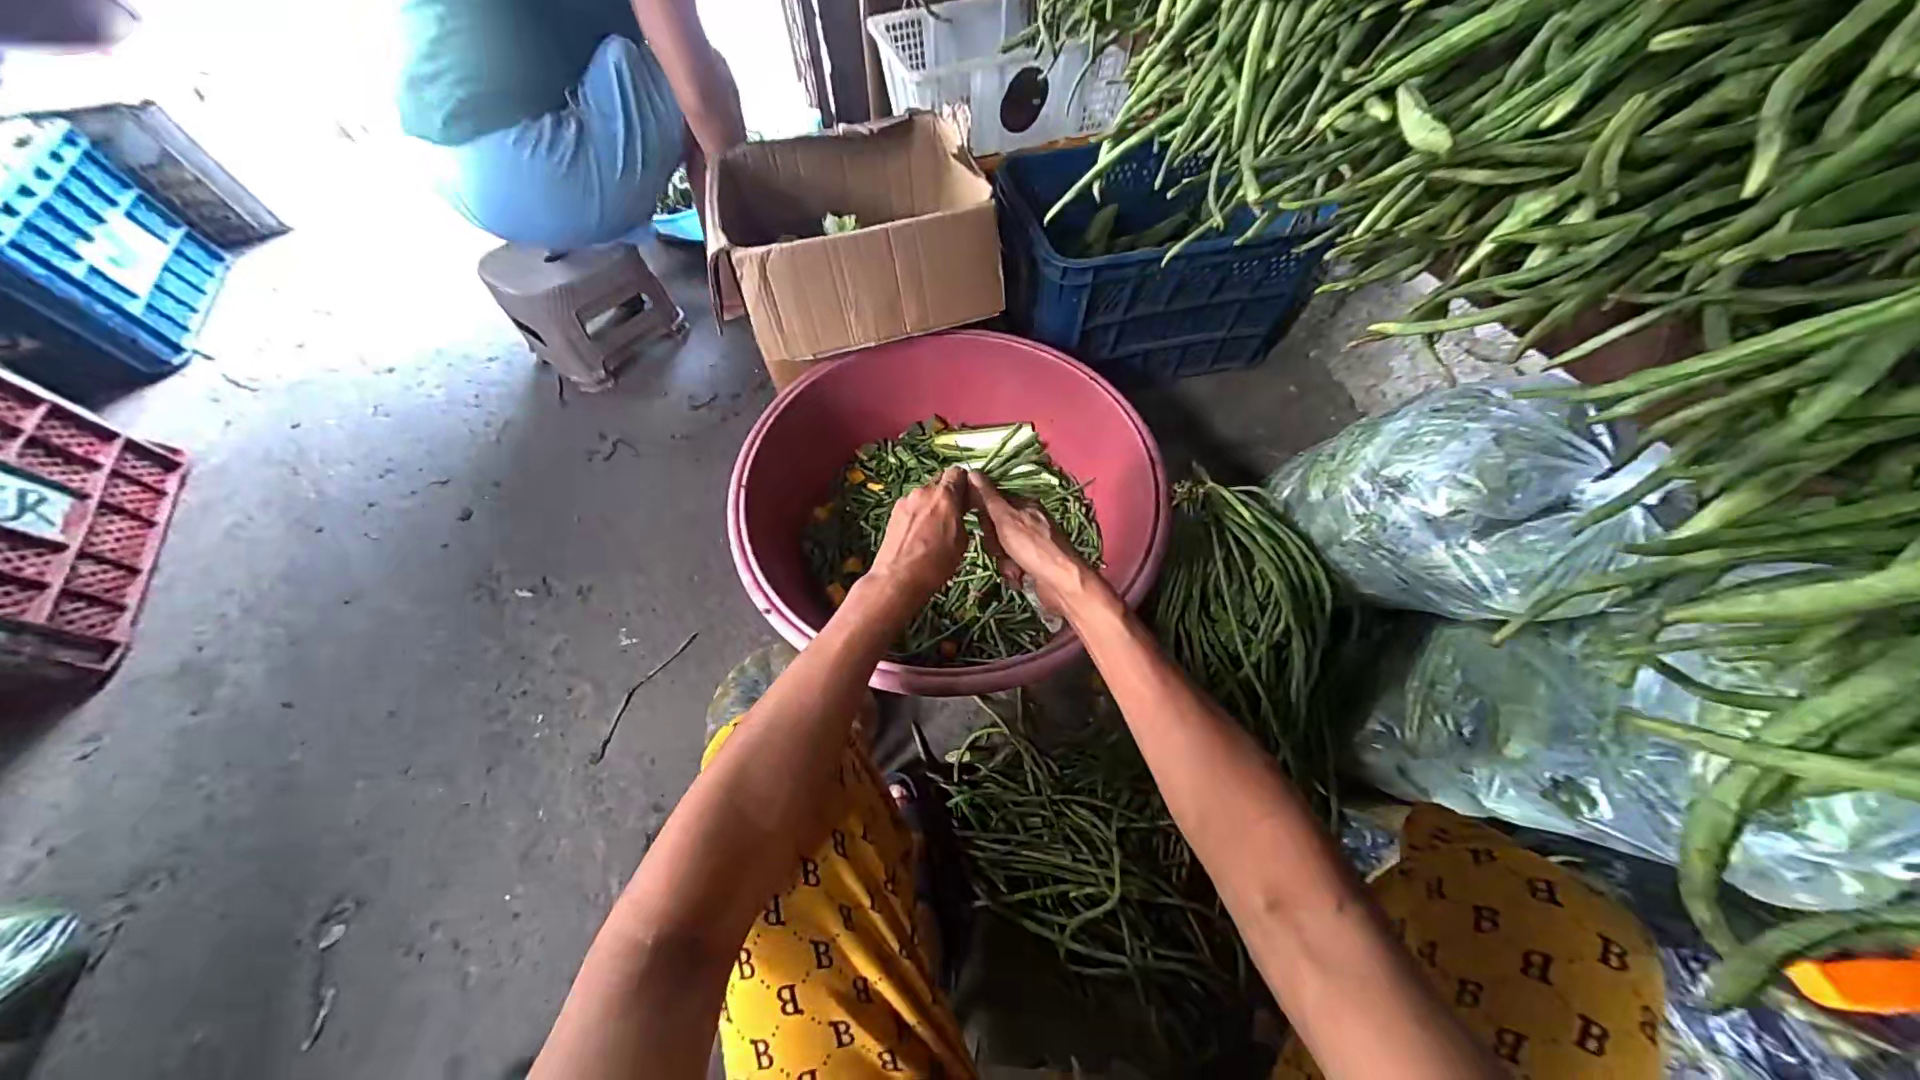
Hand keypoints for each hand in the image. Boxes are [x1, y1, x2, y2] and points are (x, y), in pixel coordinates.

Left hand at [866, 466, 970, 604]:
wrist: (898, 578)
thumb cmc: (937, 563)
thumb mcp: (962, 542)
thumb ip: (962, 517)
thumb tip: (960, 510)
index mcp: (945, 496)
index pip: (957, 472)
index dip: (964, 483)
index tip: (967, 497)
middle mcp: (924, 491)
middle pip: (939, 481)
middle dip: (947, 492)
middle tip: (952, 512)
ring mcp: (906, 500)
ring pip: (924, 494)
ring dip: (931, 503)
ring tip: (932, 527)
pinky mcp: (893, 511)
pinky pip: (912, 505)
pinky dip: (918, 513)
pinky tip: (918, 532)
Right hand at [967, 472, 1106, 617]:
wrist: (1061, 582)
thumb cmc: (1033, 547)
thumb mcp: (1007, 519)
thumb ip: (989, 497)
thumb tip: (973, 471)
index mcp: (1025, 506)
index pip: (994, 502)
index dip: (986, 516)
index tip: (985, 526)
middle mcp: (1029, 522)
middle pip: (996, 529)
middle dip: (995, 544)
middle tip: (1002, 550)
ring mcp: (1031, 544)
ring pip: (1001, 550)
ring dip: (1003, 562)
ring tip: (1014, 568)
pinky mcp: (1032, 563)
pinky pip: (1010, 565)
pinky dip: (1012, 573)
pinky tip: (1020, 577)